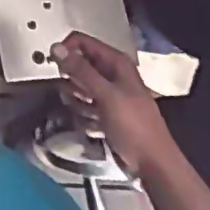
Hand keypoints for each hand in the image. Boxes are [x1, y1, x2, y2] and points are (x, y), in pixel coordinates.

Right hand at [51, 31, 174, 166]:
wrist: (154, 166)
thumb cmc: (133, 126)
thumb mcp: (106, 95)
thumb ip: (80, 70)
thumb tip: (55, 47)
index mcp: (115, 63)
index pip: (81, 42)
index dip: (66, 51)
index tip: (55, 68)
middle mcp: (111, 74)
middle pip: (77, 66)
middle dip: (72, 82)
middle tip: (80, 96)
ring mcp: (108, 95)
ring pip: (77, 88)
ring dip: (77, 102)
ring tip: (89, 115)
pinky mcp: (105, 114)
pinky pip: (83, 108)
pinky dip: (85, 117)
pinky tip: (95, 128)